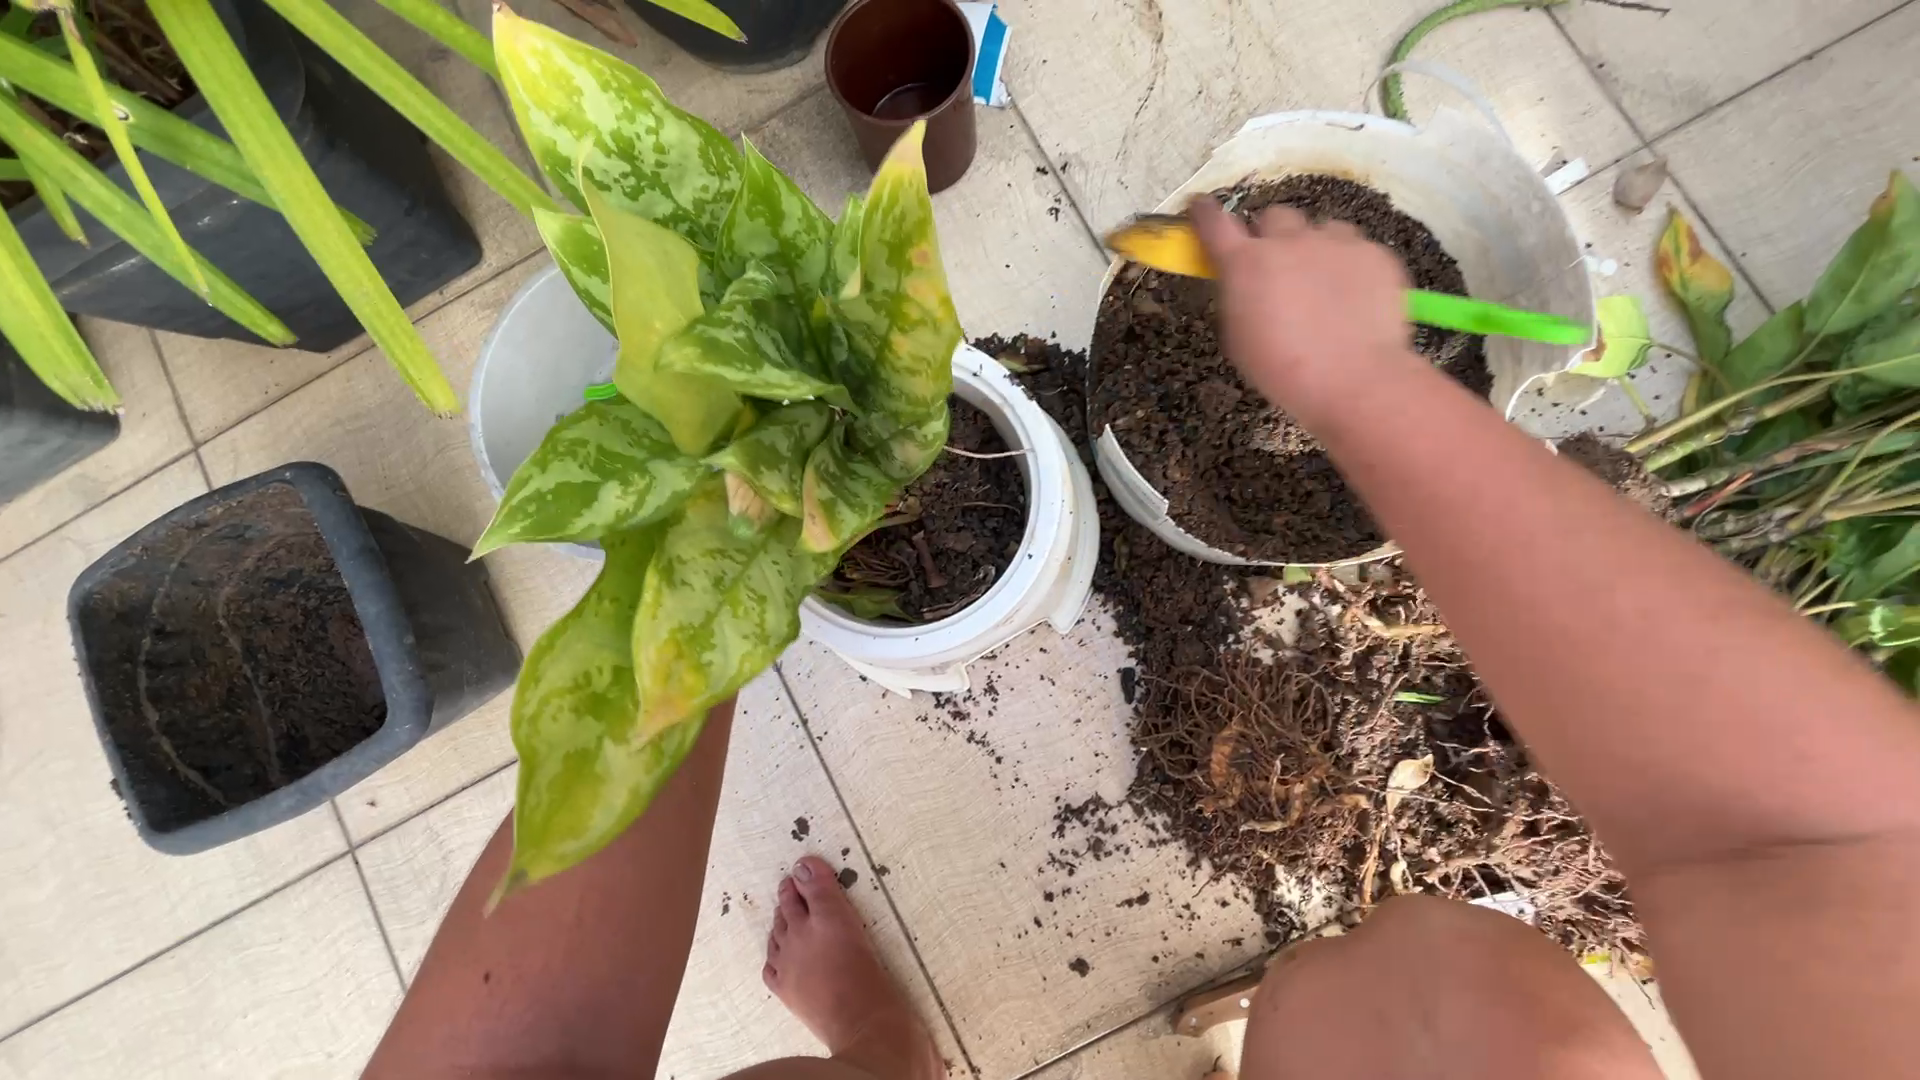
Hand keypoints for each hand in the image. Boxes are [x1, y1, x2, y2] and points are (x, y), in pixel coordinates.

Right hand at [1188, 196, 1414, 424]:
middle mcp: (1289, 241)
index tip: (1200, 207)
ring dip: (1314, 248)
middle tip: (1277, 267)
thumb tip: (1241, 280)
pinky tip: (1351, 299)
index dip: (1204, 213)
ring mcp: (1336, 241)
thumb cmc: (1281, 369)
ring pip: (1319, 229)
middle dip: (1271, 236)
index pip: (1214, 222)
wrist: (1353, 378)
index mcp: (1245, 264)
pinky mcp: (1374, 252)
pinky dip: (1348, 266)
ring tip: (1321, 286)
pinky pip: (1355, 247)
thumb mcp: (1238, 337)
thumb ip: (1236, 296)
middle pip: (1273, 216)